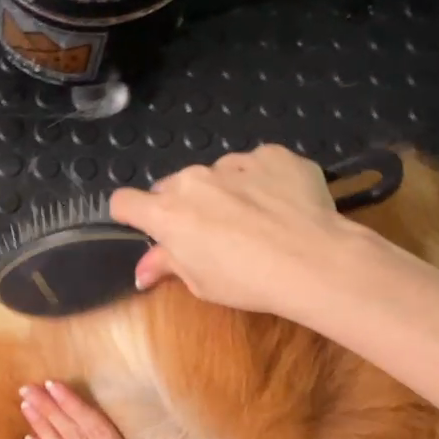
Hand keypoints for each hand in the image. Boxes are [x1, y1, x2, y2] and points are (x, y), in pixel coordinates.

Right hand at [109, 144, 375, 320]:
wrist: (313, 260)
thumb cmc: (246, 281)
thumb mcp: (200, 283)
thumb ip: (168, 266)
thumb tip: (142, 271)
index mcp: (167, 214)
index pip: (124, 201)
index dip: (130, 214)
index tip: (144, 227)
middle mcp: (194, 180)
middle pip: (172, 187)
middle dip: (183, 206)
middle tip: (207, 233)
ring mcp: (235, 162)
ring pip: (215, 174)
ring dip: (222, 191)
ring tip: (251, 219)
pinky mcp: (273, 155)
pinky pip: (255, 164)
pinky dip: (260, 181)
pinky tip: (278, 205)